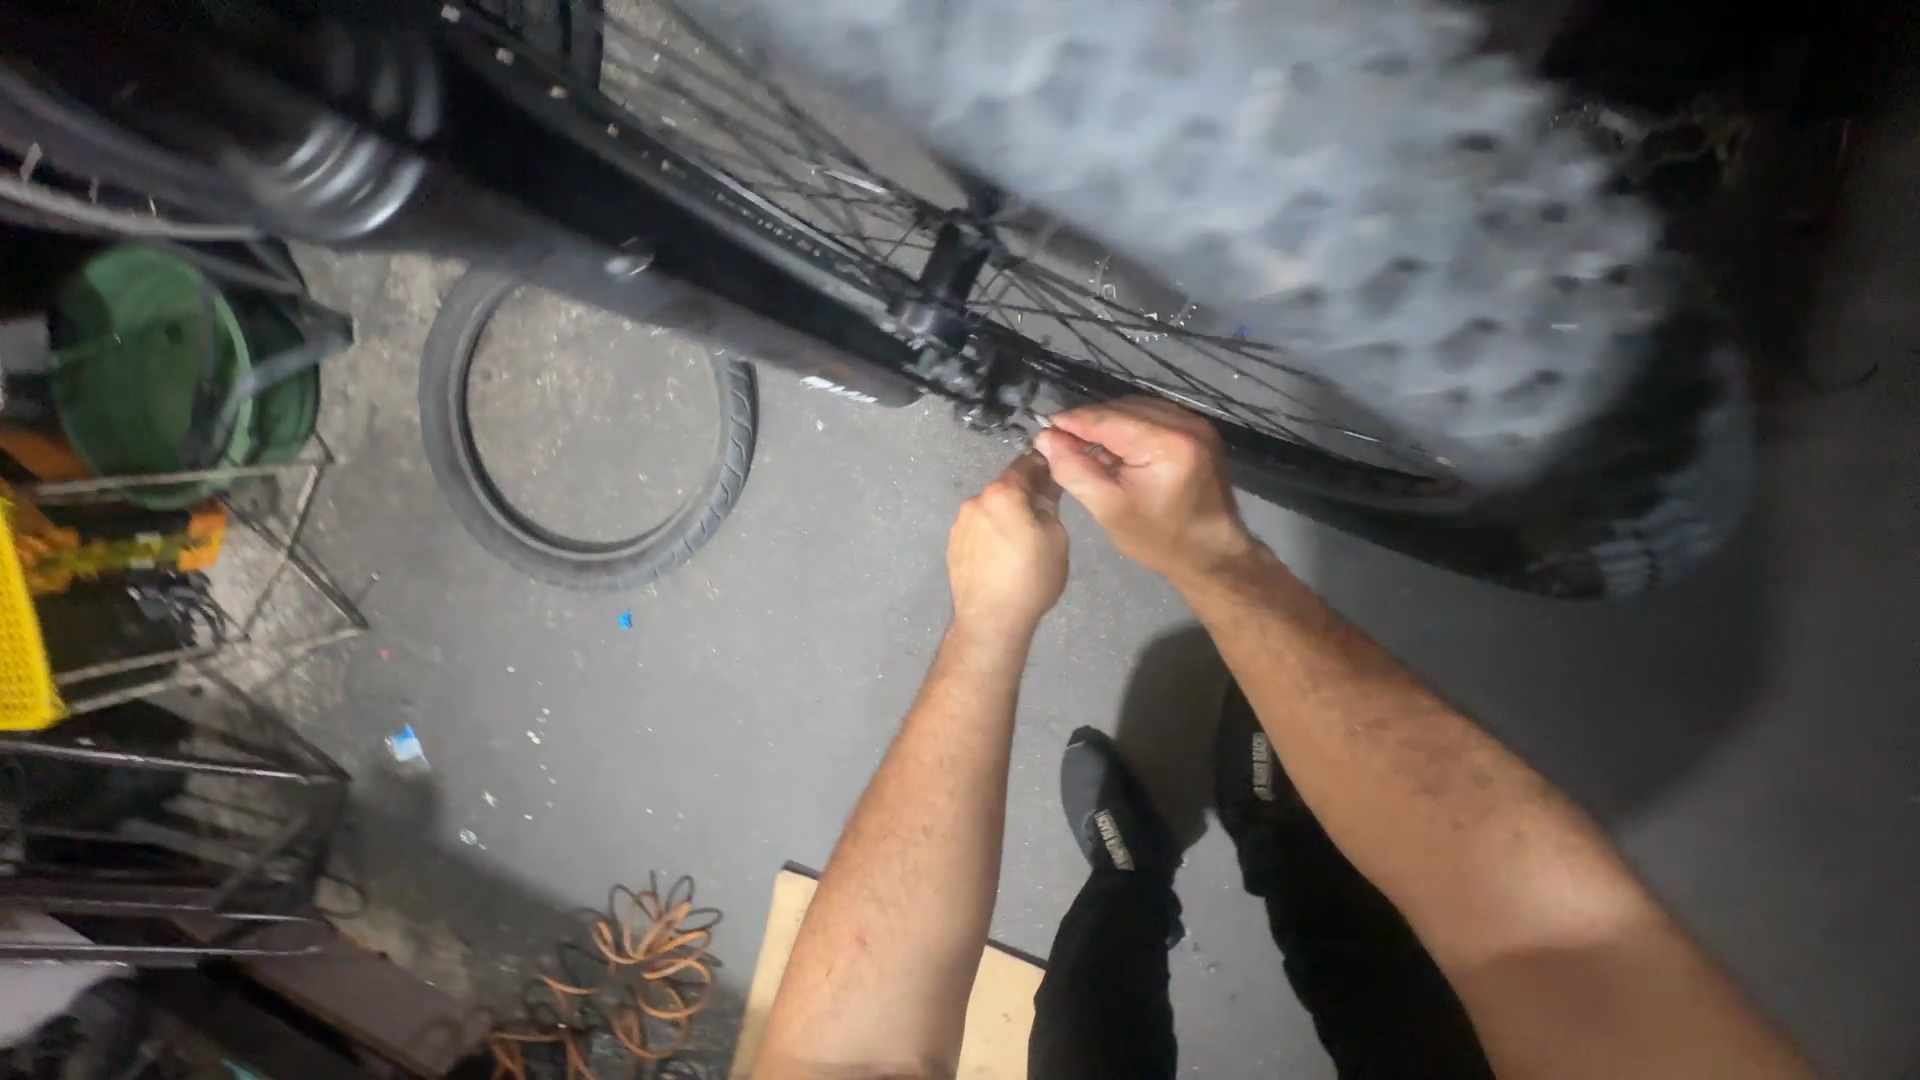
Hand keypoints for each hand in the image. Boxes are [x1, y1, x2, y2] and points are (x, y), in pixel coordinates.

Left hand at [947, 451, 1069, 636]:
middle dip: (1024, 496)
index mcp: (1001, 494)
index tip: (1055, 474)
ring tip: (1022, 543)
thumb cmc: (1030, 577)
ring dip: (1005, 517)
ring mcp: (959, 525)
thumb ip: (1049, 504)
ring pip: (990, 511)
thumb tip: (1045, 489)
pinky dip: (991, 534)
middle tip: (1044, 515)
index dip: (1042, 466)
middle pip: (1004, 489)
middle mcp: (974, 502)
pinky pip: (978, 530)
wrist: (990, 620)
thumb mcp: (1055, 537)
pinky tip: (1002, 556)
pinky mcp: (953, 546)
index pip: (1024, 465)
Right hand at [1034, 397, 1259, 584]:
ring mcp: (1195, 424)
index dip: (1072, 421)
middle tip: (1058, 440)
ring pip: (1136, 409)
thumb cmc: (1159, 539)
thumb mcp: (1109, 508)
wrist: (1211, 554)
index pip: (1108, 419)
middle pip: (1122, 408)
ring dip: (1107, 423)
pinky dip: (1128, 427)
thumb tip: (1045, 438)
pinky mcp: (1197, 431)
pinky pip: (1152, 417)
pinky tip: (1111, 447)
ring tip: (1082, 445)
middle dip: (1088, 422)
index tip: (1043, 428)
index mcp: (1166, 443)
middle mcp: (1185, 423)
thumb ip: (1074, 470)